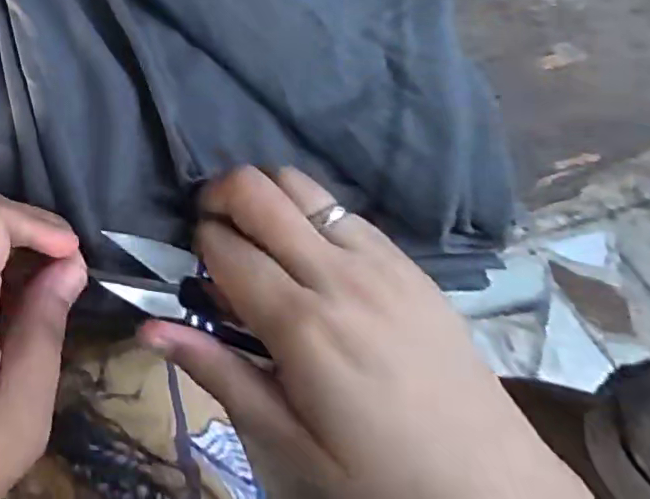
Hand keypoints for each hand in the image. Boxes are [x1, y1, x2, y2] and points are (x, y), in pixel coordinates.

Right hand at [140, 167, 589, 498]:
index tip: (201, 272)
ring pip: (296, 182)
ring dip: (263, 195)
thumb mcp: (290, 443)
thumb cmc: (380, 477)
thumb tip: (147, 328)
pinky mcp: (407, 262)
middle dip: (218, 196)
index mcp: (302, 325)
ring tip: (259, 236)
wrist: (502, 494)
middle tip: (215, 231)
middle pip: (255, 189)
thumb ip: (218, 372)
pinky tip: (311, 254)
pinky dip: (307, 212)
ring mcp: (378, 262)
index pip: (222, 244)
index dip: (198, 245)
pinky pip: (340, 207)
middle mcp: (337, 276)